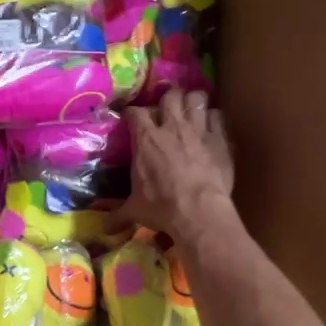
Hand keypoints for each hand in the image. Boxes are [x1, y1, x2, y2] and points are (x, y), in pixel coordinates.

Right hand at [111, 89, 234, 240]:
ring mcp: (198, 130)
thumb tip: (105, 230)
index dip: (133, 113)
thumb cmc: (161, 207)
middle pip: (170, 96)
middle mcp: (172, 127)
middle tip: (167, 112)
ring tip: (191, 111)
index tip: (131, 119)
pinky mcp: (220, 138)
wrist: (199, 210)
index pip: (135, 113)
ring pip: (196, 98)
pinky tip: (211, 127)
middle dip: (168, 101)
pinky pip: (218, 115)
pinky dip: (213, 118)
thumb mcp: (135, 210)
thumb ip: (119, 215)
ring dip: (193, 102)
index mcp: (146, 140)